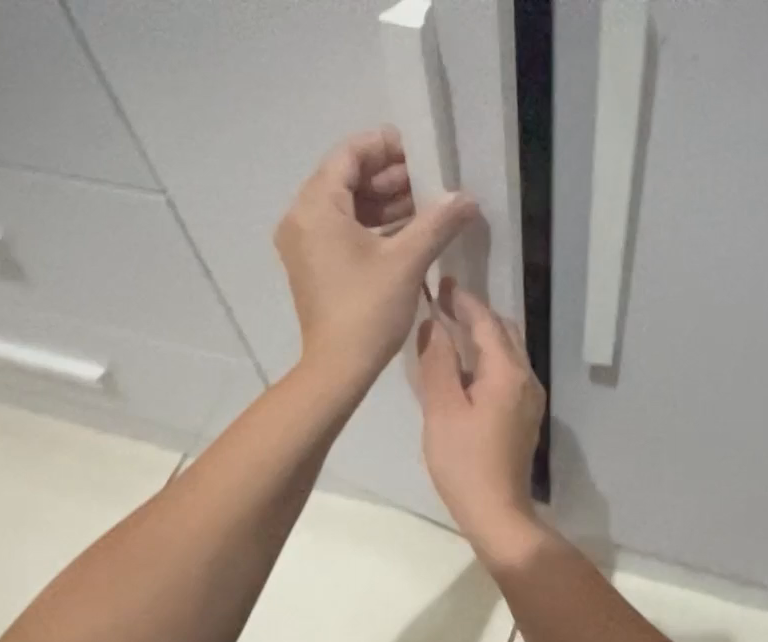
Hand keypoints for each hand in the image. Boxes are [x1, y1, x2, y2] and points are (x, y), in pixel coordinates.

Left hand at [276, 129, 477, 385]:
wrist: (338, 367)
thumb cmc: (368, 309)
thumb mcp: (407, 261)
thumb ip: (437, 222)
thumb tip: (466, 198)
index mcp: (316, 207)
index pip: (349, 155)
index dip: (385, 147)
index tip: (420, 152)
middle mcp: (301, 218)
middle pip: (345, 179)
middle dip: (388, 177)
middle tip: (429, 181)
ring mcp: (303, 245)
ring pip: (345, 207)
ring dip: (383, 203)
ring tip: (425, 206)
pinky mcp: (312, 267)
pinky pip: (341, 231)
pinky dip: (371, 227)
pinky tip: (406, 232)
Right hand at [417, 282, 547, 556]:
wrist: (497, 512)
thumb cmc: (464, 462)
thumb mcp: (442, 409)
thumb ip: (438, 363)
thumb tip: (433, 325)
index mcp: (507, 372)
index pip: (486, 322)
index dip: (463, 300)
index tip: (442, 283)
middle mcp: (526, 379)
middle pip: (504, 333)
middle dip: (476, 314)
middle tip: (445, 302)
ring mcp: (529, 400)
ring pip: (508, 354)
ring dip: (483, 337)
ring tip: (452, 330)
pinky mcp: (524, 419)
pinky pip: (507, 375)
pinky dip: (487, 361)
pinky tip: (465, 370)